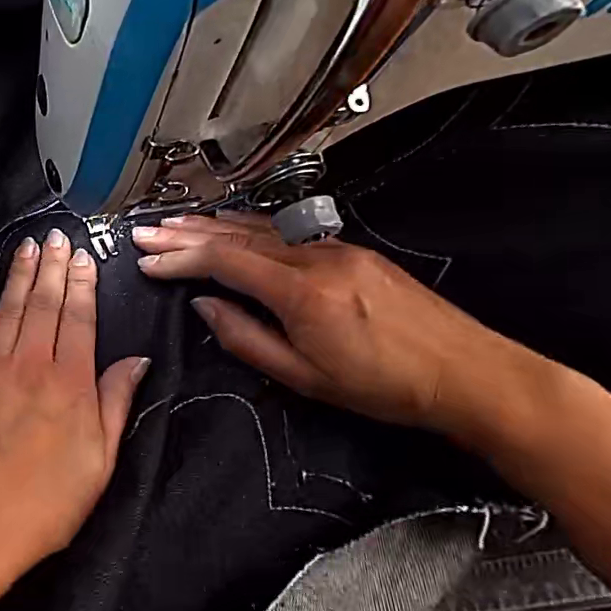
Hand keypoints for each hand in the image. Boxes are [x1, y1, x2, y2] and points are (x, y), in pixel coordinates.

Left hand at [0, 228, 150, 575]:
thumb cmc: (44, 501)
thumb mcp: (100, 460)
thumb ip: (117, 402)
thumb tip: (137, 362)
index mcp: (71, 382)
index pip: (80, 318)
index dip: (83, 285)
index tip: (83, 258)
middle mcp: (32, 363)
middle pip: (46, 303)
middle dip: (54, 267)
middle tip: (57, 237)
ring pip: (10, 307)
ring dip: (20, 273)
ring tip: (28, 246)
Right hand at [133, 213, 551, 441]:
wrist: (465, 371)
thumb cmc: (387, 385)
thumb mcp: (306, 378)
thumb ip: (246, 338)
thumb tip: (206, 306)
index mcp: (300, 291)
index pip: (223, 261)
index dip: (179, 259)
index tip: (148, 260)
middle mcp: (314, 257)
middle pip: (235, 236)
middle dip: (184, 234)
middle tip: (146, 232)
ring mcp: (334, 247)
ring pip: (259, 228)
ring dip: (213, 225)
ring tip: (176, 224)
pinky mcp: (348, 249)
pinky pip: (284, 233)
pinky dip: (247, 229)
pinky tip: (231, 227)